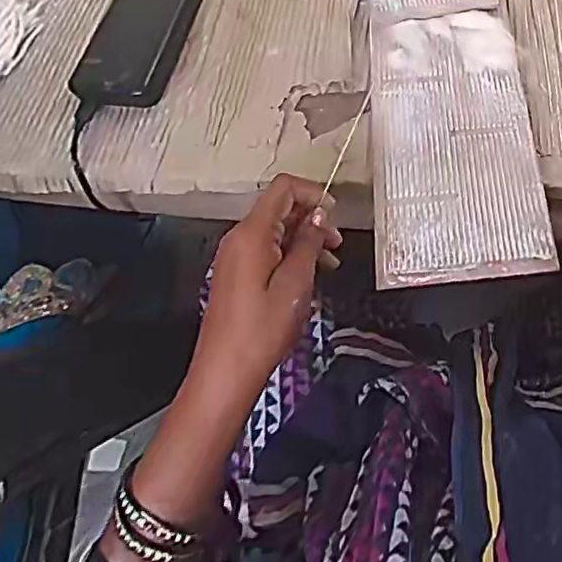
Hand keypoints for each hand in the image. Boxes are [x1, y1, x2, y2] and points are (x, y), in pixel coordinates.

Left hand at [200, 174, 341, 381]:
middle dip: (311, 217)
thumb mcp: (295, 284)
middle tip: (336, 243)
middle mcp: (238, 238)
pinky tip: (309, 274)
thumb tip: (317, 216)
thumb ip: (308, 243)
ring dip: (304, 238)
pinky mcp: (236, 273)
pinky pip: (267, 249)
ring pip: (275, 229)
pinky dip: (290, 253)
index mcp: (251, 234)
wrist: (225, 372)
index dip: (312, 192)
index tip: (333, 212)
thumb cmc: (260, 332)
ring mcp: (235, 256)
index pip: (283, 188)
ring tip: (328, 262)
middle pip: (279, 207)